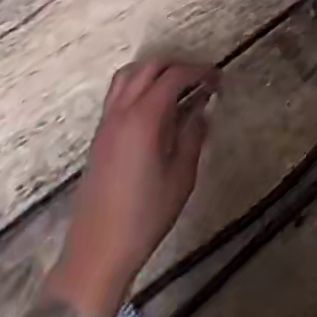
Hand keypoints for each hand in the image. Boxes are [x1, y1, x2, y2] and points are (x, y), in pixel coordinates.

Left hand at [48, 58, 217, 312]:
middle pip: (149, 67)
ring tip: (178, 86)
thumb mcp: (181, 176)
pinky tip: (156, 107)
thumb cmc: (145, 216)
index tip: (218, 79)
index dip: (199, 71)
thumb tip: (201, 110)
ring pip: (128, 75)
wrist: (98, 251)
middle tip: (201, 79)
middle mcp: (121, 112)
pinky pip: (118, 93)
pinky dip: (139, 85)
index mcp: (144, 118)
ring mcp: (106, 123)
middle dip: (178, 65)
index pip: (174, 76)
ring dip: (154, 71)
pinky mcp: (99, 136)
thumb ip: (192, 136)